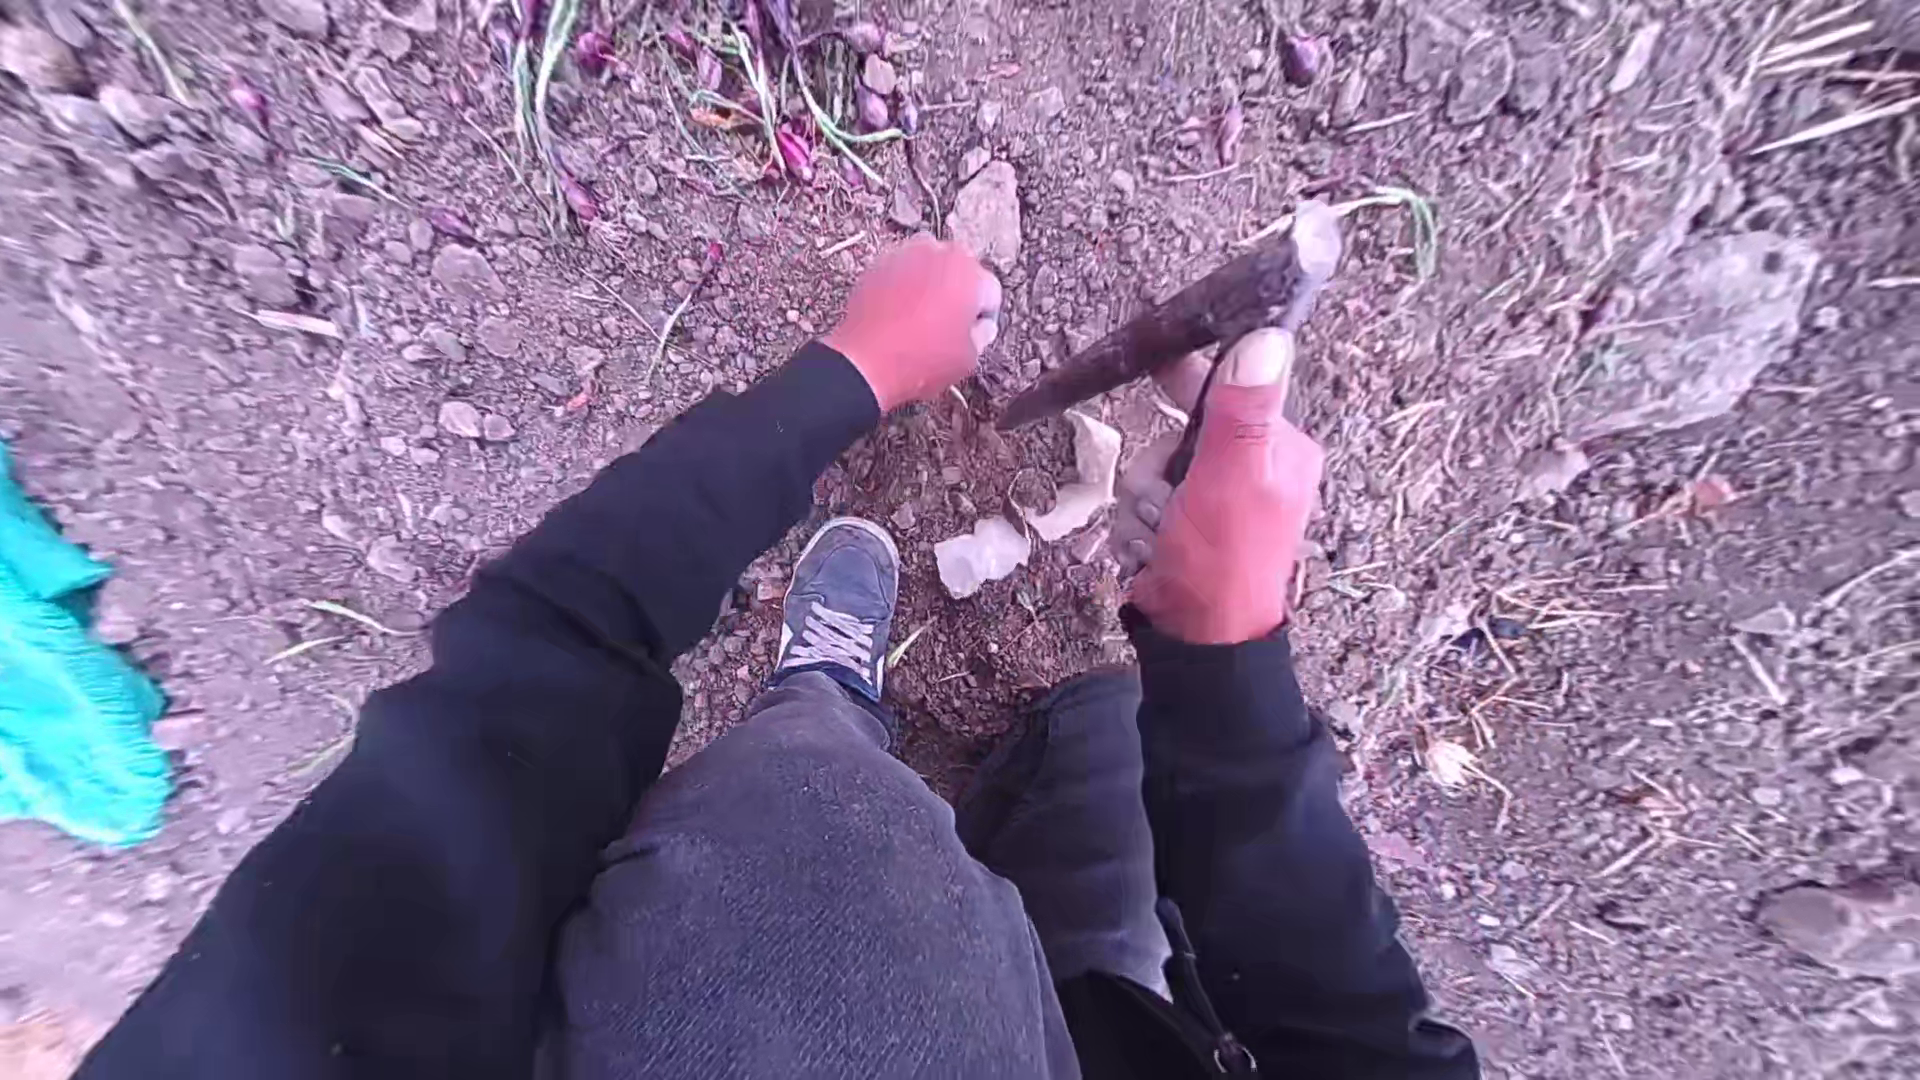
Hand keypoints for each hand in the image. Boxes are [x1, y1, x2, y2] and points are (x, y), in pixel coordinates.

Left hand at [823, 234, 1001, 410]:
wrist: (867, 363)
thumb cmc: (921, 360)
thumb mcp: (968, 358)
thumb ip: (982, 335)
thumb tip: (981, 327)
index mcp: (970, 273)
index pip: (990, 292)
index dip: (984, 317)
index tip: (974, 333)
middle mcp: (939, 252)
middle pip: (961, 272)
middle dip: (959, 295)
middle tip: (949, 326)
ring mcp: (906, 254)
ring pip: (931, 268)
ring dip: (932, 288)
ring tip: (923, 321)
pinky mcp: (879, 264)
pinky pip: (903, 273)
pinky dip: (905, 289)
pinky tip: (901, 317)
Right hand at [1122, 328, 1323, 644]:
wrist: (1196, 635)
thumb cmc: (1221, 558)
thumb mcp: (1233, 478)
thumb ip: (1241, 412)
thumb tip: (1266, 336)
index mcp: (1276, 448)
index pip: (1230, 389)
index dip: (1188, 382)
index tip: (1153, 366)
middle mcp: (1247, 468)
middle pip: (1175, 434)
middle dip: (1157, 470)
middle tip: (1166, 500)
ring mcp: (1211, 498)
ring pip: (1151, 470)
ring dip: (1142, 502)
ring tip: (1157, 533)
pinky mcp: (1181, 522)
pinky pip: (1142, 501)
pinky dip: (1137, 523)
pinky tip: (1149, 546)